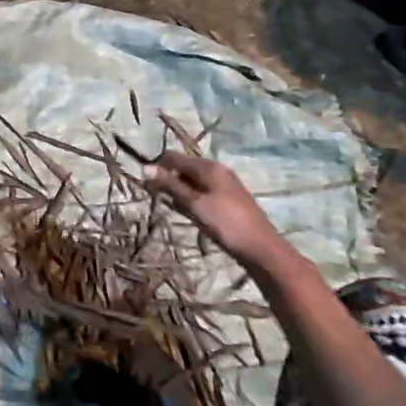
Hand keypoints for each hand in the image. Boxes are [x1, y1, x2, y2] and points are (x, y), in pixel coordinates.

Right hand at [142, 153, 290, 268]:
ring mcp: (224, 184)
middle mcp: (216, 170)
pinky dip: (192, 199)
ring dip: (179, 191)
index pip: (173, 157)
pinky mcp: (228, 198)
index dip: (157, 168)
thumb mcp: (193, 203)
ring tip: (173, 208)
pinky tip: (189, 213)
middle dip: (168, 180)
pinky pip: (202, 191)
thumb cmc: (225, 223)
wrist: (260, 247)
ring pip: (192, 181)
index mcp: (208, 167)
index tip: (146, 185)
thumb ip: (170, 185)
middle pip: (183, 168)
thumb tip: (144, 168)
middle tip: (158, 199)